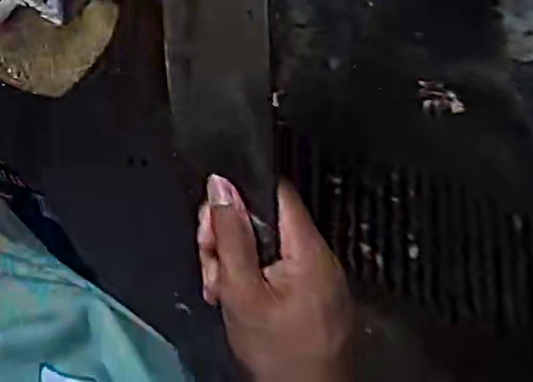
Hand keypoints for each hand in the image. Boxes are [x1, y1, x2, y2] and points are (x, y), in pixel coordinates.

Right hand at [198, 175, 355, 381]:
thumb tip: (220, 183)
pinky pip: (273, 265)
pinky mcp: (313, 296)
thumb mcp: (240, 286)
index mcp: (310, 253)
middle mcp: (321, 261)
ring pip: (262, 243)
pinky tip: (234, 294)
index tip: (212, 209)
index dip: (239, 190)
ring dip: (231, 256)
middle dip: (225, 232)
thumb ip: (229, 232)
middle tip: (211, 260)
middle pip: (262, 219)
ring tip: (221, 286)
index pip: (277, 192)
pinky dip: (248, 272)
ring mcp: (320, 280)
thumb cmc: (275, 349)